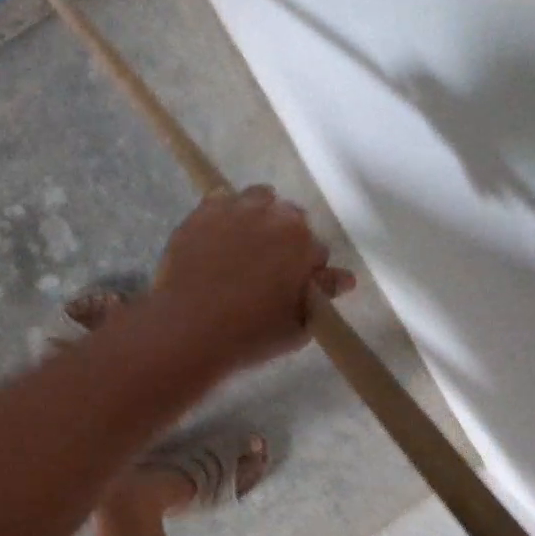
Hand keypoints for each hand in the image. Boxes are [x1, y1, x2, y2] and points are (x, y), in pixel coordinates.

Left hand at [151, 184, 355, 373]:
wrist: (189, 330)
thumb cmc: (252, 334)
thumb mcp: (300, 324)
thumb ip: (323, 294)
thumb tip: (345, 278)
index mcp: (303, 241)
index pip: (316, 251)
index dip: (305, 271)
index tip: (290, 289)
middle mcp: (273, 214)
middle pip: (289, 219)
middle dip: (284, 240)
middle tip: (265, 272)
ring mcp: (234, 209)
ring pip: (257, 201)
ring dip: (257, 218)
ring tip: (241, 250)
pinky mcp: (201, 213)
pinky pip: (220, 202)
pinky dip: (224, 216)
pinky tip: (216, 241)